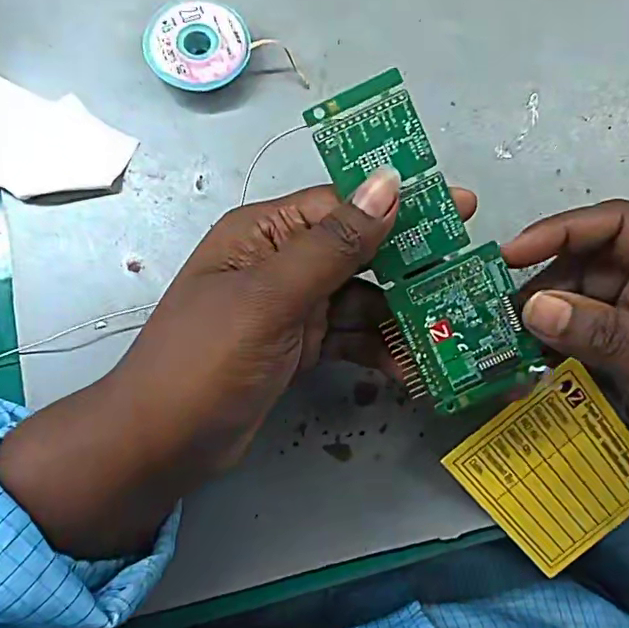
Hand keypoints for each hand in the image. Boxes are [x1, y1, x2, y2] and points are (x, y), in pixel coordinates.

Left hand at [0, 169, 476, 556]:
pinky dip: (378, 351)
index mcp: (264, 233)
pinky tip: (410, 368)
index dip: (401, 207)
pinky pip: (349, 339)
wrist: (160, 445)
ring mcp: (291, 309)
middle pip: (359, 254)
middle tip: (468, 274)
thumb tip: (389, 182)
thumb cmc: (206, 361)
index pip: (342, 206)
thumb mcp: (271, 298)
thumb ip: (333, 244)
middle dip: (411, 267)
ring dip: (401, 319)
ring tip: (449, 335)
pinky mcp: (297, 349)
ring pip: (360, 301)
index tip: (461, 211)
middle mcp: (280, 264)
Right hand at [504, 200, 628, 559]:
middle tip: (492, 314)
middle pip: (591, 266)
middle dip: (544, 285)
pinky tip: (525, 369)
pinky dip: (553, 354)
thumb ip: (612, 339)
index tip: (510, 255)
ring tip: (500, 343)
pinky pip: (582, 346)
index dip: (564, 231)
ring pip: (580, 307)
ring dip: (543, 322)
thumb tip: (534, 306)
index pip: (624, 227)